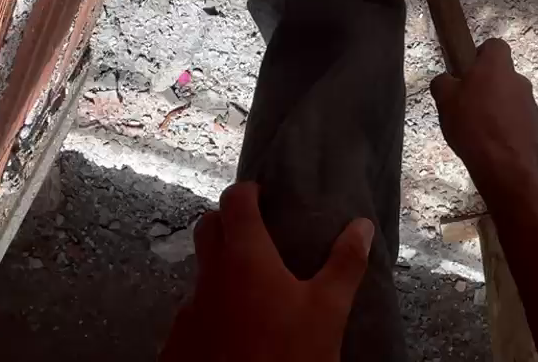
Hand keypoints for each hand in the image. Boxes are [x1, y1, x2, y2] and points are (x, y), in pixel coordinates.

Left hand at [159, 181, 373, 361]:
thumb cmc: (286, 356)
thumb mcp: (327, 312)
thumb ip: (344, 263)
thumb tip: (362, 225)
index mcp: (244, 256)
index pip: (235, 200)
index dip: (249, 192)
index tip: (266, 197)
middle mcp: (209, 275)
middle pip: (207, 228)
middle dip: (228, 223)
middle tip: (258, 237)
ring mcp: (187, 313)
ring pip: (200, 274)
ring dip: (220, 272)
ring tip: (251, 293)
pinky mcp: (175, 347)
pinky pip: (191, 316)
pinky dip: (210, 312)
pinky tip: (232, 333)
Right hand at [431, 38, 537, 194]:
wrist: (504, 167)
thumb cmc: (472, 125)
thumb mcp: (444, 100)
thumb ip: (443, 82)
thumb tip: (446, 80)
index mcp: (498, 66)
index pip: (495, 45)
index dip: (480, 55)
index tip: (468, 71)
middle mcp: (519, 80)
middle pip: (502, 74)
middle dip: (487, 85)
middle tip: (468, 103)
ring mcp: (531, 105)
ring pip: (510, 98)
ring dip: (497, 108)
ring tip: (478, 129)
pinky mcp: (536, 128)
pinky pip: (518, 120)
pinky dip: (507, 128)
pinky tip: (492, 144)